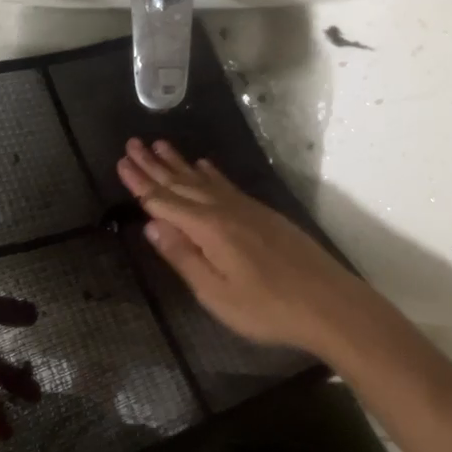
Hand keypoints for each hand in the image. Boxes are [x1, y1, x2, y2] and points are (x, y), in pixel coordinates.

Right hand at [117, 138, 362, 355]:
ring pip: (203, 179)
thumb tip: (152, 225)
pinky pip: (227, 185)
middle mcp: (224, 210)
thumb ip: (183, 257)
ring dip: (178, 163)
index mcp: (208, 229)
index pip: (165, 202)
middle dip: (154, 165)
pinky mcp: (262, 214)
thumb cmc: (268, 308)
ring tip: (158, 145)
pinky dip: (210, 173)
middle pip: (181, 184)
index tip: (121, 162)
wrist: (330, 304)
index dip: (141, 184)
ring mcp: (246, 209)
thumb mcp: (216, 294)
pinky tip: (203, 165)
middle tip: (132, 143)